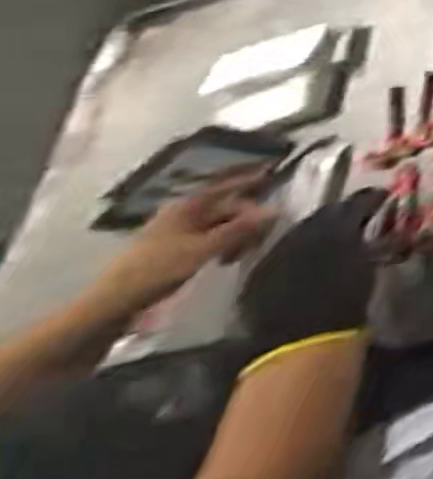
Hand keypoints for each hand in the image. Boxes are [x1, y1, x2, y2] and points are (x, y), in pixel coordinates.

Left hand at [93, 172, 274, 314]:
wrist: (109, 304)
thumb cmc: (156, 270)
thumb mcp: (203, 249)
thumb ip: (241, 229)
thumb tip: (277, 210)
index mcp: (187, 207)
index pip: (226, 187)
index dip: (249, 180)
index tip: (272, 174)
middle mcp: (183, 213)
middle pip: (227, 208)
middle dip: (248, 221)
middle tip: (259, 240)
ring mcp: (176, 231)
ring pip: (221, 224)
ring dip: (237, 236)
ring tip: (238, 256)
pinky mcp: (174, 247)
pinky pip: (209, 237)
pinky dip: (223, 244)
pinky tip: (225, 259)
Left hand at [239, 189, 385, 348]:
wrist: (303, 340)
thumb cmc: (347, 299)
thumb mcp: (368, 263)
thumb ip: (369, 240)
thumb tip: (379, 226)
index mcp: (334, 228)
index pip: (354, 202)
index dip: (370, 198)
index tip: (383, 196)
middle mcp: (300, 234)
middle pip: (323, 214)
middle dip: (342, 212)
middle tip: (359, 215)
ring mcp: (274, 254)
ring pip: (300, 232)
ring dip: (318, 231)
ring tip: (334, 238)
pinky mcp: (257, 275)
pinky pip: (282, 253)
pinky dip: (298, 251)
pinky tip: (308, 261)